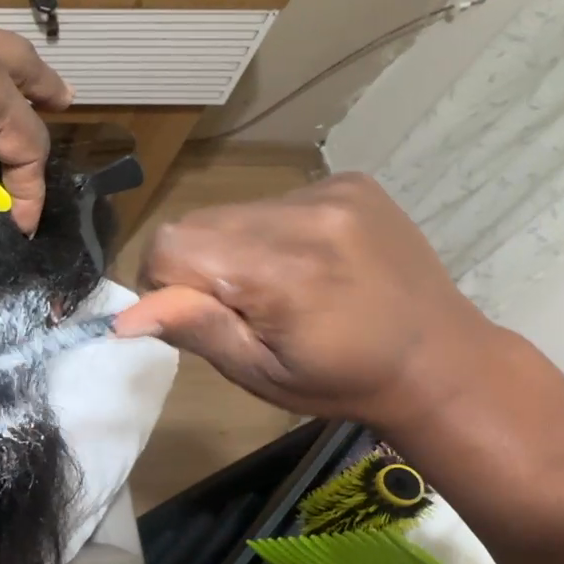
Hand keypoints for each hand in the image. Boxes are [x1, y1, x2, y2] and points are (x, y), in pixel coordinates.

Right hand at [112, 173, 503, 428]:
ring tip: (276, 288)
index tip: (199, 317)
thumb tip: (125, 317)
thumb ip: (195, 330)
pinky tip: (303, 264)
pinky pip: (267, 202)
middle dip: (196, 268)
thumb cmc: (340, 382)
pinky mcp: (347, 182)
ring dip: (230, 250)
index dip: (165, 286)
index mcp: (282, 270)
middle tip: (239, 308)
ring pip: (227, 212)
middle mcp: (304, 215)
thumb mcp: (258, 373)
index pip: (169, 246)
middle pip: (194, 225)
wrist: (438, 358)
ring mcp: (330, 192)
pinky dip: (265, 234)